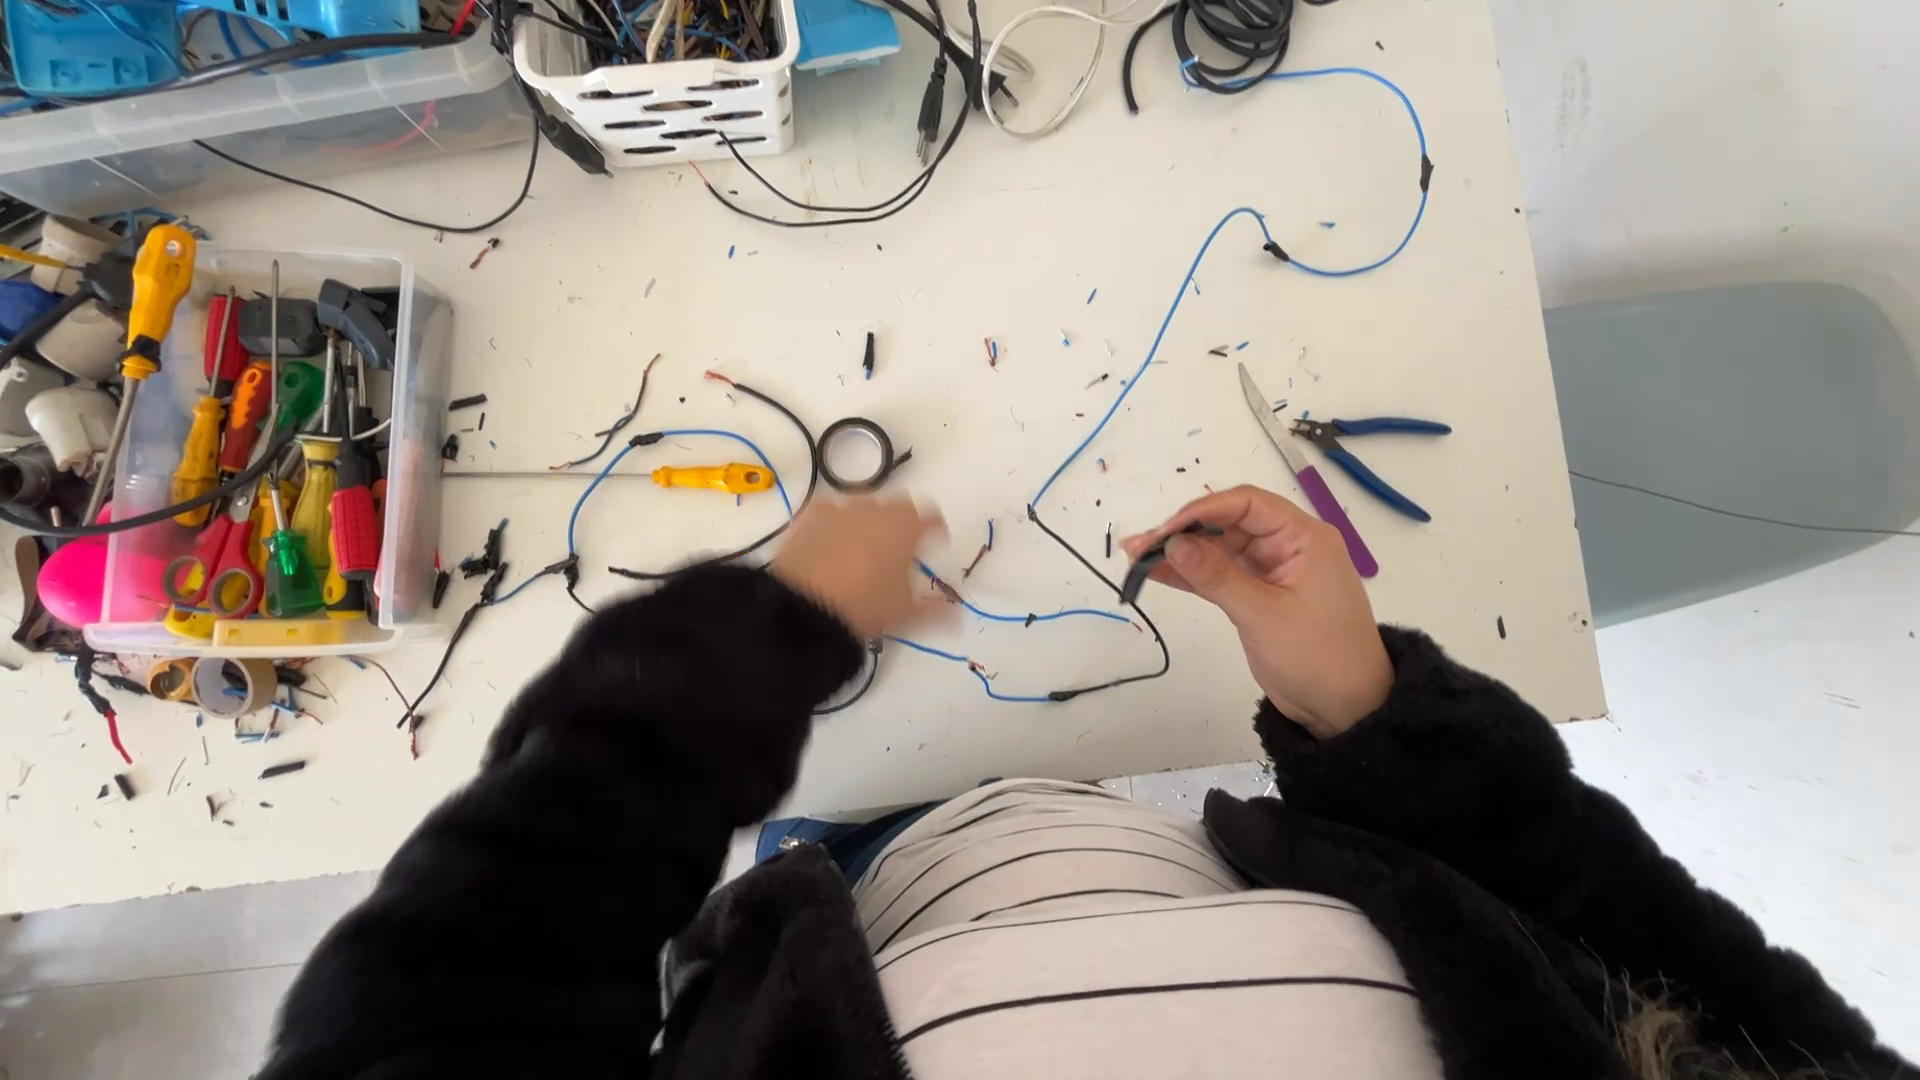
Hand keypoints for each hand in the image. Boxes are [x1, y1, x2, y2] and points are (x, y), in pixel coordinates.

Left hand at [771, 495, 947, 639]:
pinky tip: (831, 541)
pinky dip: (835, 522)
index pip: (932, 518)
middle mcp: (877, 509)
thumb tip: (958, 616)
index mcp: (907, 527)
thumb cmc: (865, 606)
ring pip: (863, 505)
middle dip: (903, 521)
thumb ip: (936, 611)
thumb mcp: (905, 613)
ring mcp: (841, 508)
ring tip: (864, 546)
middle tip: (900, 546)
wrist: (805, 606)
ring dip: (869, 520)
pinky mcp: (811, 516)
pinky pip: (830, 511)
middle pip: (898, 505)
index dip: (936, 529)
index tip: (937, 541)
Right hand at [1121, 485, 1390, 738]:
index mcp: (1303, 538)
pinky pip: (1215, 575)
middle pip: (1226, 524)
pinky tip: (1154, 572)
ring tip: (1134, 555)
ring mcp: (1268, 571)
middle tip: (1139, 546)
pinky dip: (1187, 575)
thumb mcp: (1264, 615)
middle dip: (1182, 531)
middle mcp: (1285, 546)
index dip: (1203, 510)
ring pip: (1216, 550)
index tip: (1165, 530)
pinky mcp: (1254, 596)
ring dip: (1178, 552)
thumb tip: (1172, 543)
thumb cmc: (1318, 656)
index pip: (1247, 505)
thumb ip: (1216, 577)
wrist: (1346, 709)